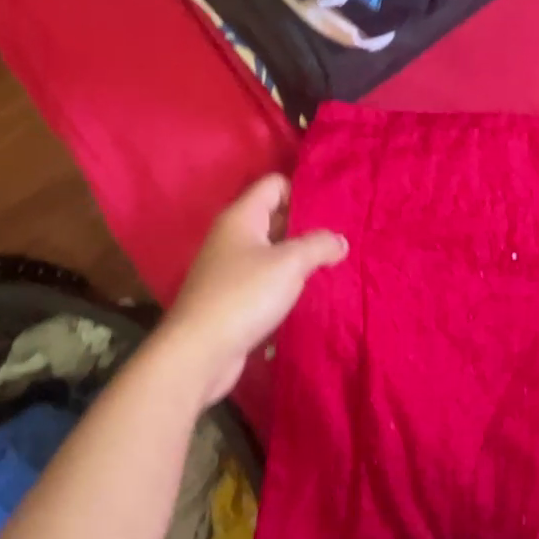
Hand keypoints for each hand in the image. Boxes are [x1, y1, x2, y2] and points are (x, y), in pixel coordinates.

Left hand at [155, 174, 347, 407]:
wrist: (197, 353)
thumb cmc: (244, 295)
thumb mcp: (290, 263)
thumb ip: (320, 245)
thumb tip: (341, 241)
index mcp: (241, 217)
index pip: (275, 184)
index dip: (303, 190)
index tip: (333, 207)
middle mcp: (232, 236)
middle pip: (275, 215)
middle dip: (306, 224)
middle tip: (340, 234)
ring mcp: (230, 267)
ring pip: (272, 248)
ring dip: (298, 255)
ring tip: (332, 261)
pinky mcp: (232, 296)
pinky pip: (265, 276)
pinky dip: (286, 279)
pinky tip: (309, 289)